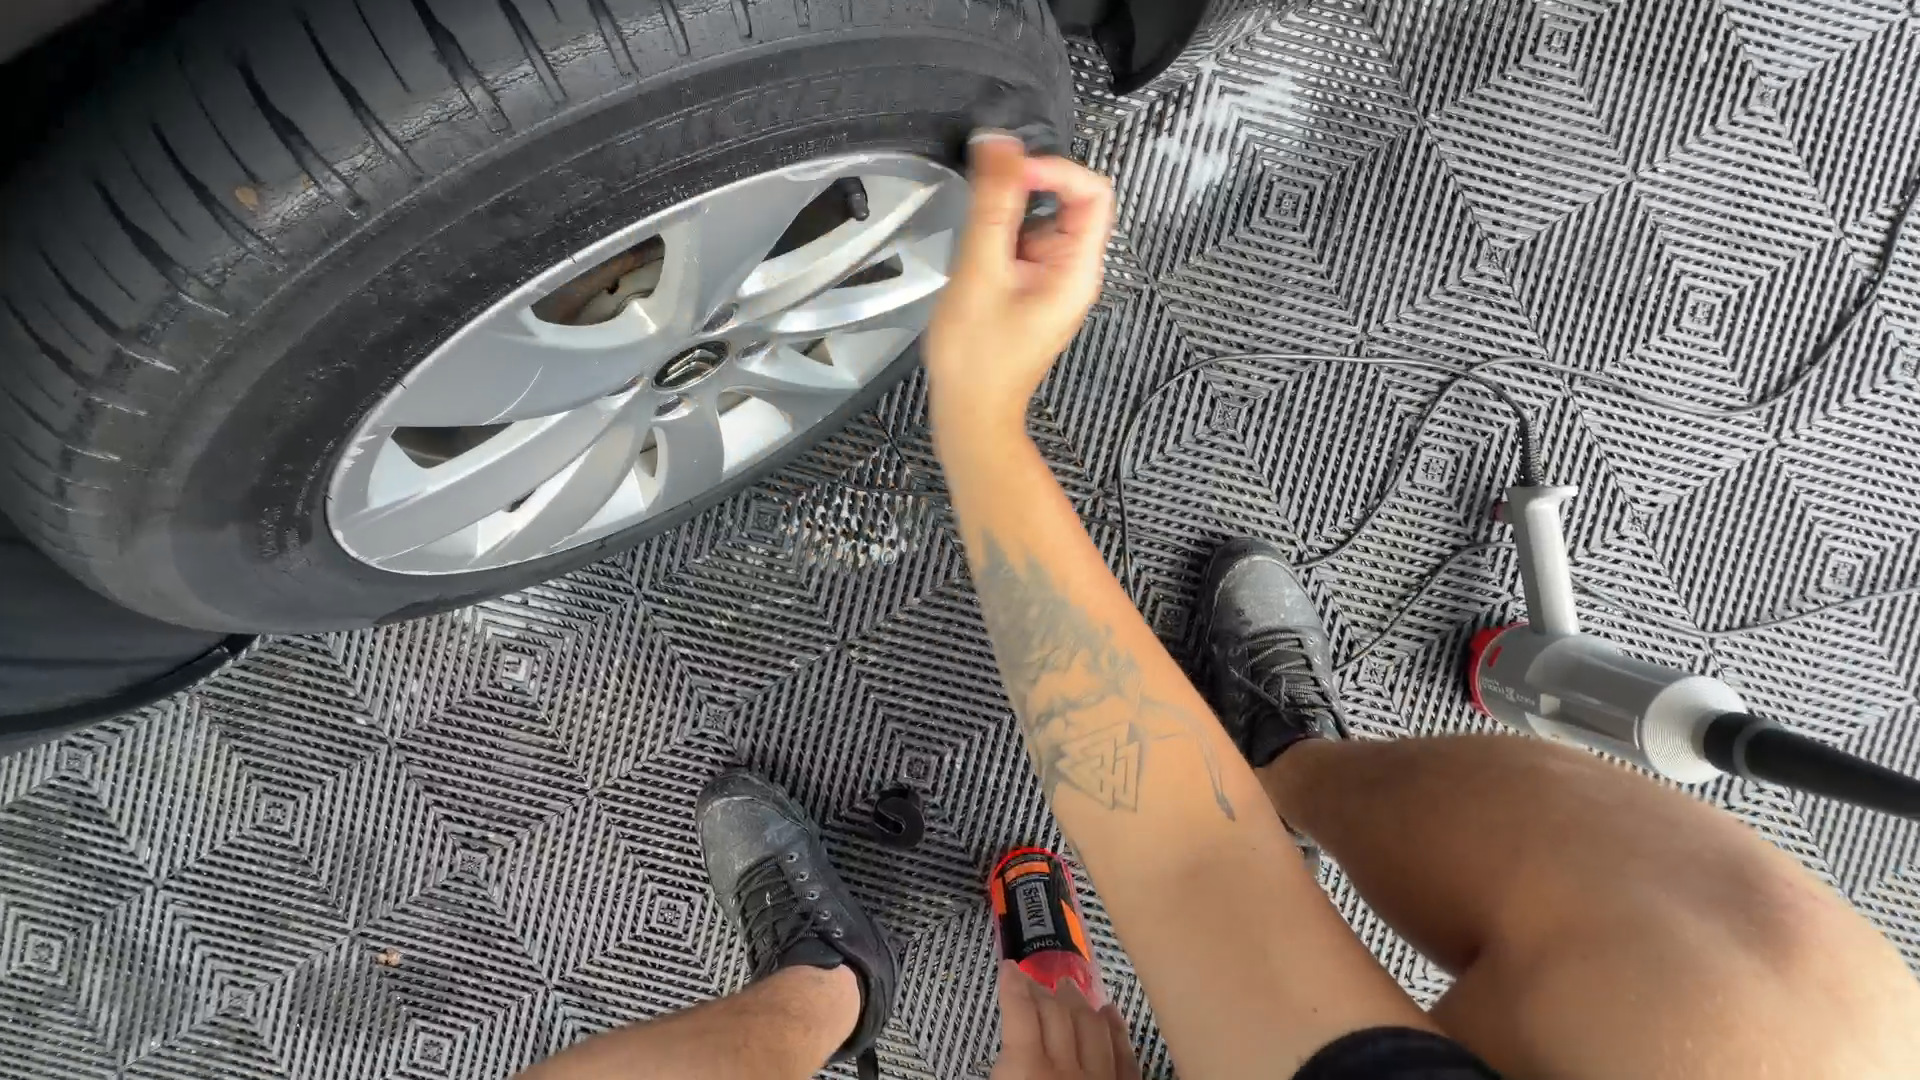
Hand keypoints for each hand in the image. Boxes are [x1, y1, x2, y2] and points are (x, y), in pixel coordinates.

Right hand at [924, 133, 1114, 443]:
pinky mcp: (1031, 293)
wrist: (969, 412)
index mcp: (1077, 271)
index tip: (1011, 173)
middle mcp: (1073, 275)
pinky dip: (997, 248)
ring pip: (1036, 225)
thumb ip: (994, 205)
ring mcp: (1052, 285)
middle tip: (986, 219)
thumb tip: (1002, 147)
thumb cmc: (978, 362)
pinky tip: (978, 277)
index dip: (1053, 169)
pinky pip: (1021, 250)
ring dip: (1004, 227)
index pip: (1092, 190)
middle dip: (1021, 200)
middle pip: (1064, 203)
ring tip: (980, 265)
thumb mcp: (981, 273)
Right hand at [991, 962, 1141, 1079]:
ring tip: (1068, 987)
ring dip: (1080, 1003)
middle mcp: (1066, 1069)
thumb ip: (1002, 1066)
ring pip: (1093, 1027)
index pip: (1020, 1011)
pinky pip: (1125, 1057)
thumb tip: (1002, 1047)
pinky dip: (1118, 1032)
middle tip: (1033, 981)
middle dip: (1042, 990)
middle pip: (1056, 1013)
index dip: (1012, 984)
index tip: (1009, 967)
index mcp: (1026, 1070)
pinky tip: (1111, 1014)